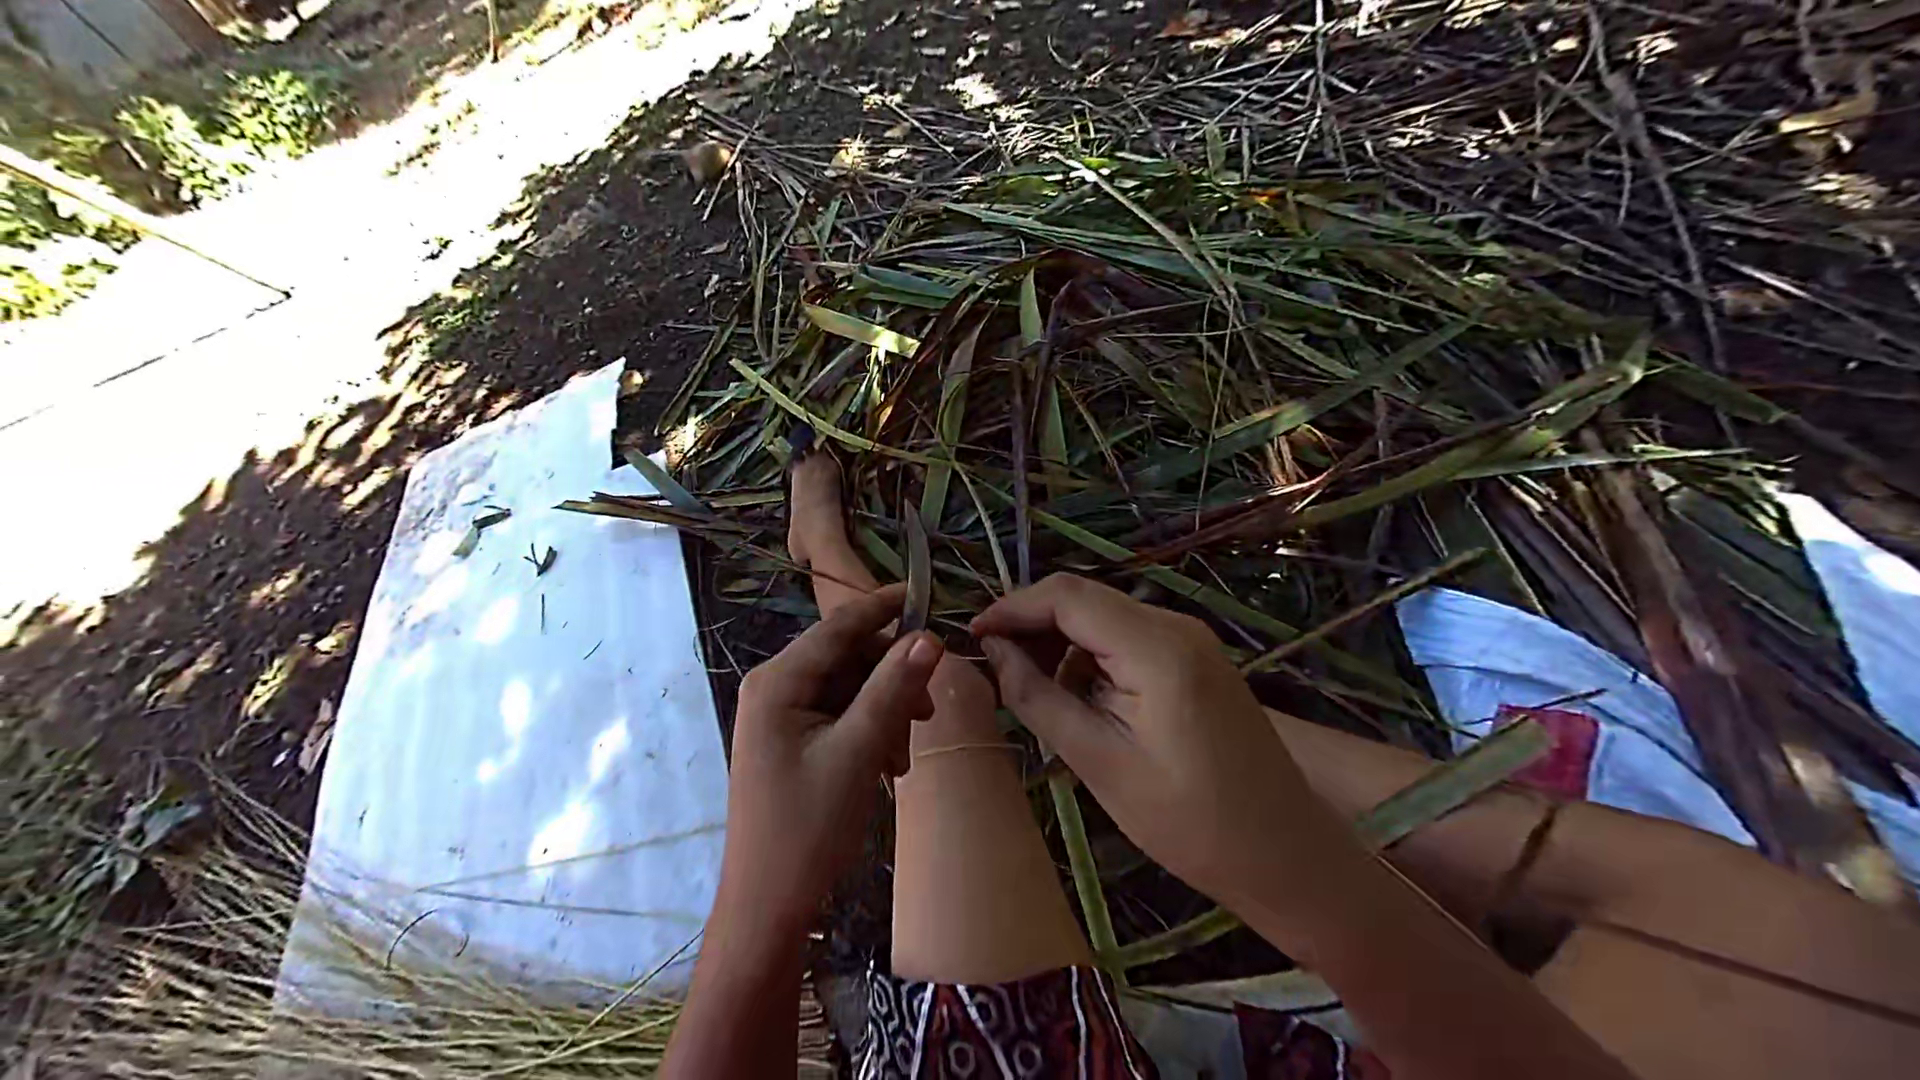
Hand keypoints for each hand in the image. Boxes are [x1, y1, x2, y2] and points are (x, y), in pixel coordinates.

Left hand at [721, 584, 943, 923]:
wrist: (769, 908)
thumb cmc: (808, 828)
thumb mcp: (858, 751)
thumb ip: (892, 688)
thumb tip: (929, 637)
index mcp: (778, 681)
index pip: (839, 626)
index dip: (882, 607)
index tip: (924, 595)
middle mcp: (776, 688)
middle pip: (848, 658)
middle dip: (891, 680)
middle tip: (927, 714)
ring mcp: (784, 716)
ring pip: (851, 689)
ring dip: (886, 712)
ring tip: (904, 756)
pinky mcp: (795, 741)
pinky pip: (844, 716)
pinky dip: (872, 732)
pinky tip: (889, 766)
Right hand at [971, 574, 1341, 908]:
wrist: (1284, 854)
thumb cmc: (1188, 821)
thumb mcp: (1097, 761)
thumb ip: (1036, 695)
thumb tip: (992, 650)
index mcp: (1156, 647)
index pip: (1067, 595)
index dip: (1012, 607)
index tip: (972, 635)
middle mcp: (1175, 625)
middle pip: (1084, 599)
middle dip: (1032, 622)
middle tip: (993, 663)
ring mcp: (1189, 638)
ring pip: (1103, 615)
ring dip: (1059, 639)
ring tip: (1026, 683)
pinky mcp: (1193, 657)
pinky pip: (1126, 636)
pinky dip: (1089, 653)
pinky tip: (1072, 691)